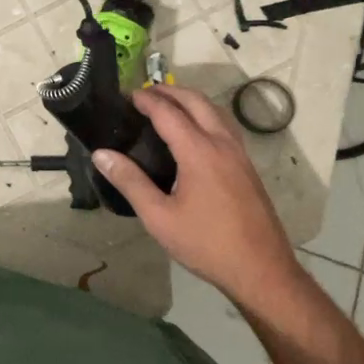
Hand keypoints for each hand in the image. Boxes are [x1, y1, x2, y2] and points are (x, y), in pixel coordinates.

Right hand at [95, 85, 304, 308]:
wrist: (262, 272)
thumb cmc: (206, 244)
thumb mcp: (159, 217)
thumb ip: (130, 182)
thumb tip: (101, 154)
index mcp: (199, 152)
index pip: (168, 113)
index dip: (147, 100)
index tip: (127, 95)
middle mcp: (222, 144)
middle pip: (196, 102)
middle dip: (170, 91)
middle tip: (145, 94)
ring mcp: (240, 155)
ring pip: (215, 111)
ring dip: (191, 100)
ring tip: (168, 105)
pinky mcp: (248, 168)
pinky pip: (225, 127)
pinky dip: (205, 115)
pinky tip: (195, 133)